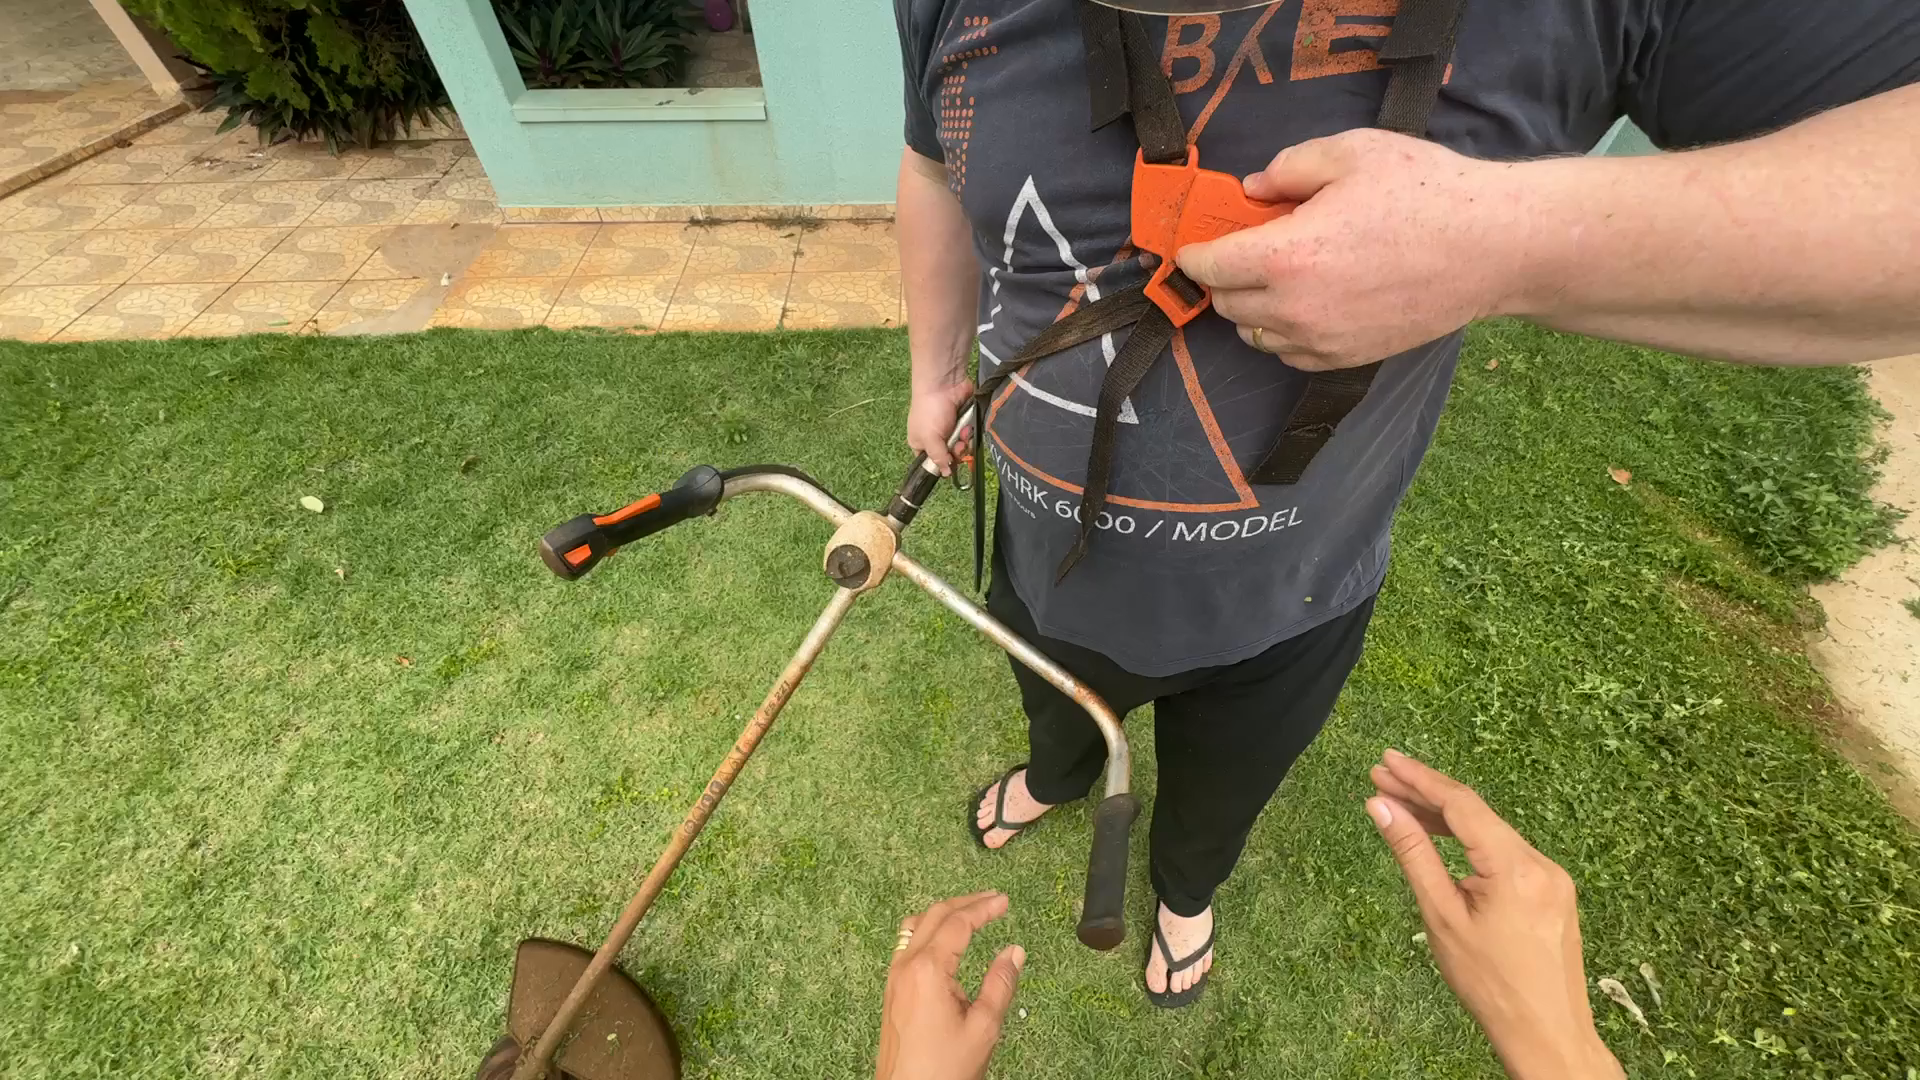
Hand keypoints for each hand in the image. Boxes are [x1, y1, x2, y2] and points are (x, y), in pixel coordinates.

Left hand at [875, 891, 1025, 1079]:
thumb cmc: (945, 1070)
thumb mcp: (982, 1029)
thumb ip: (1000, 985)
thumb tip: (1015, 951)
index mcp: (928, 968)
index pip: (958, 923)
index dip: (984, 908)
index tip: (1005, 901)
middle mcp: (907, 964)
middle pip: (936, 914)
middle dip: (966, 902)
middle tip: (993, 899)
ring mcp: (895, 975)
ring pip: (918, 925)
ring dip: (945, 912)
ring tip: (971, 912)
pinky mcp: (892, 989)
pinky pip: (909, 942)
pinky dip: (930, 928)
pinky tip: (944, 939)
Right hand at [907, 379, 973, 474]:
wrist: (945, 383)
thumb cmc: (930, 411)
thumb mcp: (929, 439)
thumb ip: (938, 458)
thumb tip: (946, 474)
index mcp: (921, 444)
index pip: (932, 463)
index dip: (941, 466)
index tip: (949, 463)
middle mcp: (936, 439)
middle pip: (951, 457)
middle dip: (957, 453)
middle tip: (957, 445)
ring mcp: (951, 430)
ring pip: (963, 447)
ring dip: (965, 442)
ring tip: (963, 431)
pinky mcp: (964, 422)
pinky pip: (971, 436)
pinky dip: (970, 433)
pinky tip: (968, 426)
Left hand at [1176, 129, 1536, 370]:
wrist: (1493, 248)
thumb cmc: (1428, 192)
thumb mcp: (1356, 153)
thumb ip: (1291, 167)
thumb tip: (1252, 189)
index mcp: (1286, 255)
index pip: (1209, 266)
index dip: (1193, 255)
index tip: (1190, 249)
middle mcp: (1291, 307)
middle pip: (1224, 302)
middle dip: (1224, 278)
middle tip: (1244, 254)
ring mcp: (1313, 339)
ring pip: (1249, 333)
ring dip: (1251, 307)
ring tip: (1280, 279)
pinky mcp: (1336, 359)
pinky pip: (1283, 352)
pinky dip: (1280, 332)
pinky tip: (1307, 305)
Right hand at [1366, 750, 1623, 1079]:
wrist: (1549, 1038)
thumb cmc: (1487, 981)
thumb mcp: (1441, 914)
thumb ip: (1412, 852)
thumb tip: (1380, 804)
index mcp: (1516, 868)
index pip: (1461, 805)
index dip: (1420, 778)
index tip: (1385, 761)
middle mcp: (1540, 863)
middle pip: (1475, 812)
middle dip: (1425, 791)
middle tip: (1380, 775)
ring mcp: (1549, 877)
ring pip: (1486, 828)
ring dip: (1441, 812)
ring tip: (1396, 798)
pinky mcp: (1548, 890)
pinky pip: (1499, 848)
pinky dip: (1463, 835)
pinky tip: (1433, 830)